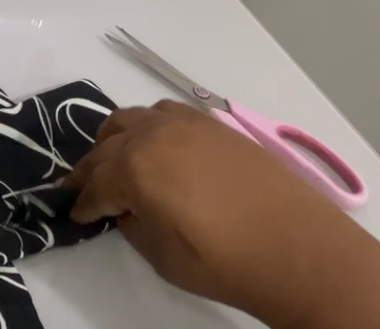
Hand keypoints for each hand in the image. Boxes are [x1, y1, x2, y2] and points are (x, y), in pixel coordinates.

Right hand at [67, 102, 379, 328]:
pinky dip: (149, 127)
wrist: (305, 254)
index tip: (74, 213)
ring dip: (116, 140)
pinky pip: (163, 113)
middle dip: (92, 169)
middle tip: (86, 190)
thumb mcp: (165, 259)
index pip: (95, 183)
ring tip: (117, 163)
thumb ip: (134, 226)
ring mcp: (183, 123)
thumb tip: (126, 209)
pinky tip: (158, 149)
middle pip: (105, 144)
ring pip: (130, 119)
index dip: (82, 202)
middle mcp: (152, 134)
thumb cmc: (230, 265)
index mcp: (135, 168)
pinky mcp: (210, 123)